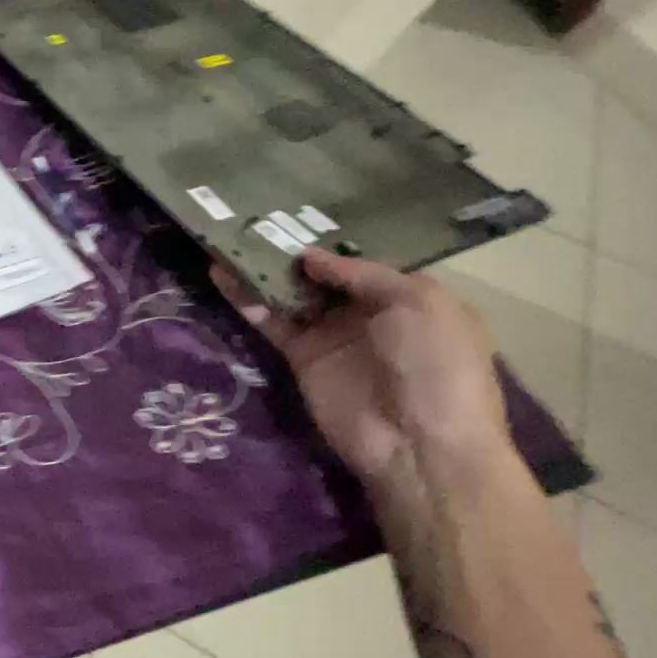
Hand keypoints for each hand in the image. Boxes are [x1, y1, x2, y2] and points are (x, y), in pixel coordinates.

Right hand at [213, 249, 511, 488]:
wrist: (417, 440)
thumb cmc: (435, 363)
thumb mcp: (418, 304)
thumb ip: (363, 275)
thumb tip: (309, 257)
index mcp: (408, 296)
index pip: (361, 261)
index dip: (330, 241)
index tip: (292, 218)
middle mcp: (367, 312)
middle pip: (320, 276)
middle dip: (289, 253)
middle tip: (251, 226)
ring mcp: (331, 335)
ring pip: (290, 295)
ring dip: (260, 273)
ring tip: (226, 245)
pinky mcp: (300, 357)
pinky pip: (271, 322)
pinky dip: (247, 301)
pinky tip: (222, 277)